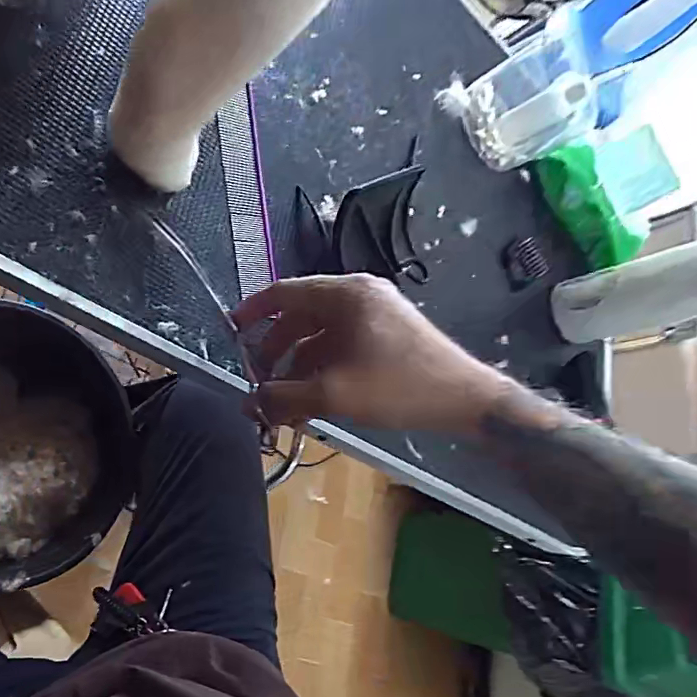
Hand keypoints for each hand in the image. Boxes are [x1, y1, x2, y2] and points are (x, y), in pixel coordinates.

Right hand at [231, 274, 529, 435]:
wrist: (464, 399)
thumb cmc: (399, 388)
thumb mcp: (335, 394)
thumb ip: (284, 397)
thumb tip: (247, 404)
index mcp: (346, 295)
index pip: (285, 292)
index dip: (253, 313)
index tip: (232, 334)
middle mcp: (360, 295)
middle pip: (301, 315)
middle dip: (276, 349)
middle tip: (260, 379)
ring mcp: (377, 313)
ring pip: (322, 334)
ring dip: (300, 364)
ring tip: (286, 400)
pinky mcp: (388, 334)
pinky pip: (343, 344)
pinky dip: (324, 367)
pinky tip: (315, 397)